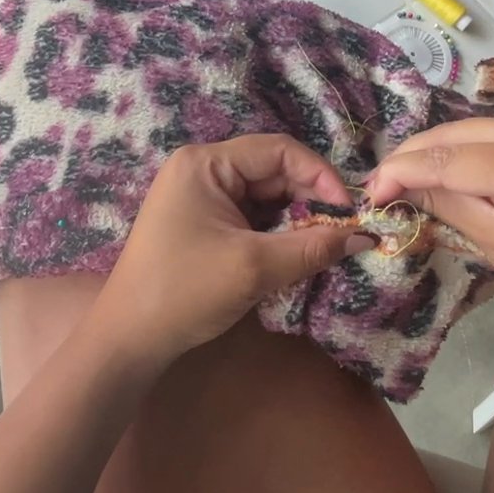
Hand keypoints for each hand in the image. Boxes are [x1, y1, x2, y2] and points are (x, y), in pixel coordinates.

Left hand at [95, 135, 377, 362]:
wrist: (128, 341)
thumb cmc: (185, 292)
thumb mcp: (254, 268)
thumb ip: (312, 247)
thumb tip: (365, 237)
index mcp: (205, 163)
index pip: (277, 150)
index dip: (319, 174)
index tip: (349, 210)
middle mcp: (202, 170)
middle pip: (272, 171)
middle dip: (310, 198)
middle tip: (345, 230)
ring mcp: (200, 196)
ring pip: (265, 195)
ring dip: (296, 217)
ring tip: (327, 242)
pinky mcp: (203, 223)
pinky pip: (251, 215)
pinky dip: (277, 231)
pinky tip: (298, 250)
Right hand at [365, 117, 493, 334]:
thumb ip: (446, 205)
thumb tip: (394, 186)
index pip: (454, 159)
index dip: (405, 170)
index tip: (370, 189)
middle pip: (460, 135)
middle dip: (414, 157)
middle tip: (378, 184)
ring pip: (471, 131)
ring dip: (434, 152)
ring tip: (398, 177)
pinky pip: (491, 136)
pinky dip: (460, 151)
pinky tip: (436, 168)